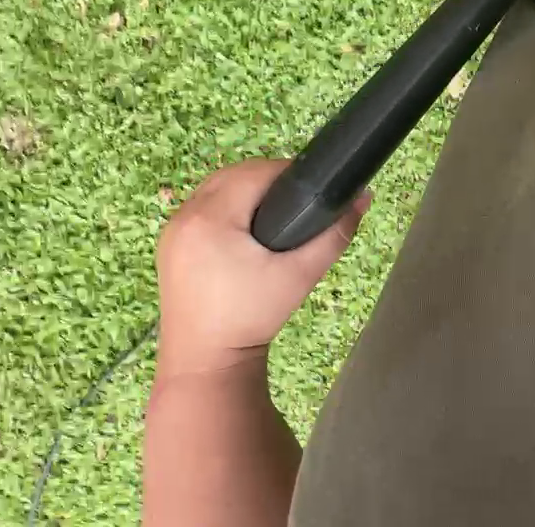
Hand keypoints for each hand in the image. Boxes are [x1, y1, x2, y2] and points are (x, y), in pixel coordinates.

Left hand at [155, 158, 368, 377]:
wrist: (207, 362)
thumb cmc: (252, 315)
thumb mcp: (302, 273)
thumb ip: (335, 233)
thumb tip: (364, 197)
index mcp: (210, 219)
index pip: (255, 172)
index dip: (288, 174)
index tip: (312, 192)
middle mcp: (184, 218)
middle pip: (233, 174)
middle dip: (268, 179)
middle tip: (299, 203)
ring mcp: (172, 232)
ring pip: (216, 188)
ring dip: (247, 190)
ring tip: (278, 214)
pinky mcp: (170, 246)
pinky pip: (203, 207)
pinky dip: (228, 205)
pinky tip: (249, 227)